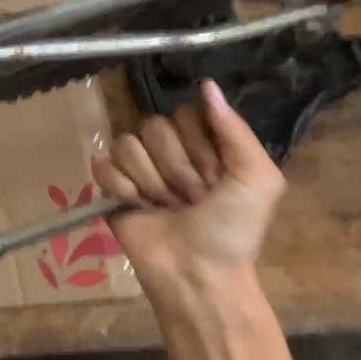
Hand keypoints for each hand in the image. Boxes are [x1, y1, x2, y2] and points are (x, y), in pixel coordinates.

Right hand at [92, 80, 286, 292]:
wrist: (196, 274)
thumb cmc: (233, 231)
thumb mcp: (258, 178)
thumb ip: (234, 129)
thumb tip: (206, 85)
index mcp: (206, 146)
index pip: (184, 113)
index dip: (197, 145)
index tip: (214, 177)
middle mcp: (171, 153)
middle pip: (153, 126)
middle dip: (174, 168)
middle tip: (189, 199)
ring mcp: (139, 170)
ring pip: (126, 144)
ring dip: (148, 182)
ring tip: (164, 208)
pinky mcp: (111, 188)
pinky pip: (102, 164)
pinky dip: (120, 189)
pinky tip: (137, 208)